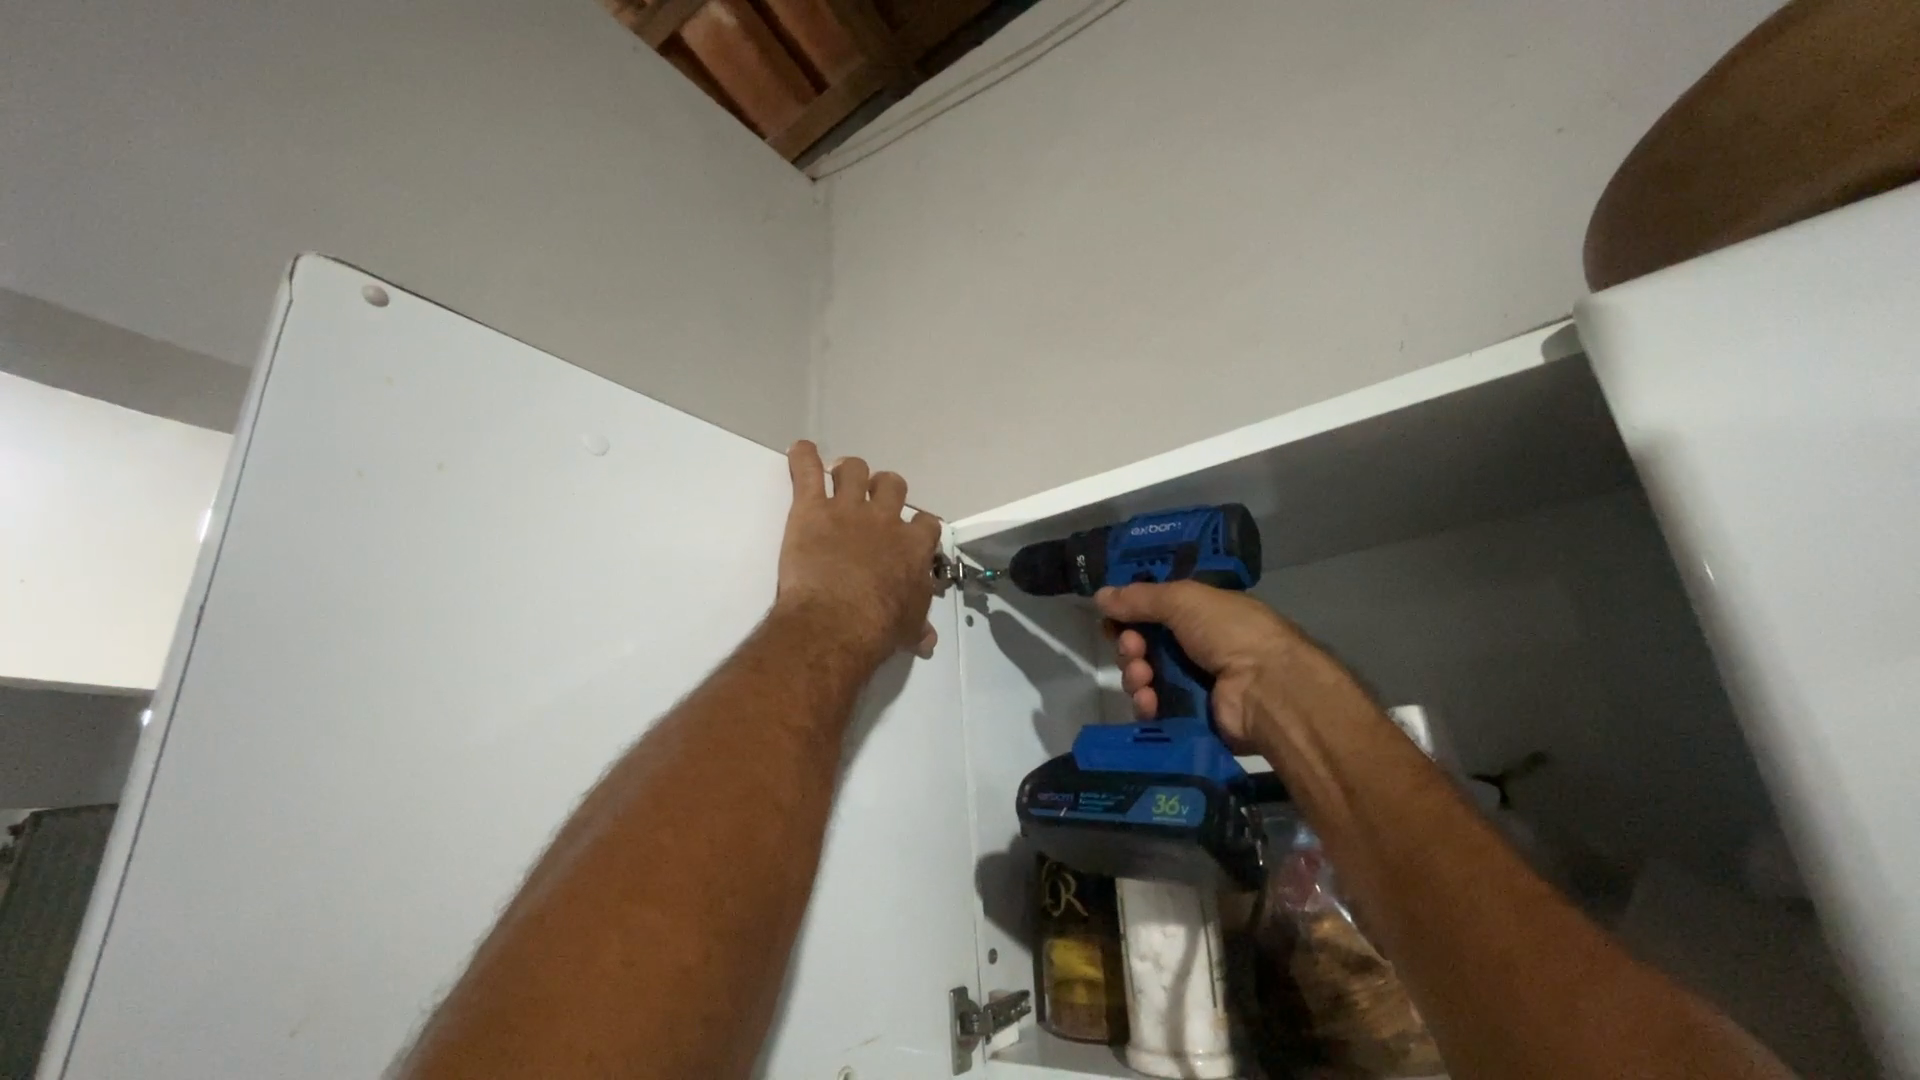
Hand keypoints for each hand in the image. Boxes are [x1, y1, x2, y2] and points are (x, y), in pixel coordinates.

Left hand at [777, 441, 941, 659]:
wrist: (838, 623)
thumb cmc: (878, 629)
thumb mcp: (908, 629)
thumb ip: (918, 625)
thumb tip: (928, 639)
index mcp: (913, 547)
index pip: (926, 523)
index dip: (918, 526)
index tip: (910, 533)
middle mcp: (885, 520)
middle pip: (892, 485)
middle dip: (883, 489)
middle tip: (871, 500)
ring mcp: (848, 510)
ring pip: (855, 470)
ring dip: (848, 471)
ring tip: (838, 477)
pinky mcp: (812, 509)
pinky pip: (807, 471)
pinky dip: (802, 457)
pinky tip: (799, 450)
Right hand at [1097, 581, 1318, 750]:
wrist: (1266, 688)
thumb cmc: (1230, 632)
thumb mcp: (1184, 599)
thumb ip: (1140, 597)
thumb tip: (1100, 596)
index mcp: (1200, 615)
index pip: (1154, 612)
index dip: (1130, 614)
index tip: (1112, 616)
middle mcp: (1196, 647)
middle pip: (1143, 646)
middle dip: (1129, 645)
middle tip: (1133, 647)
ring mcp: (1192, 684)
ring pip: (1144, 678)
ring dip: (1135, 674)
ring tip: (1143, 677)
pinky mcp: (1188, 718)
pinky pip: (1153, 710)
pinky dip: (1146, 704)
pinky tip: (1149, 700)